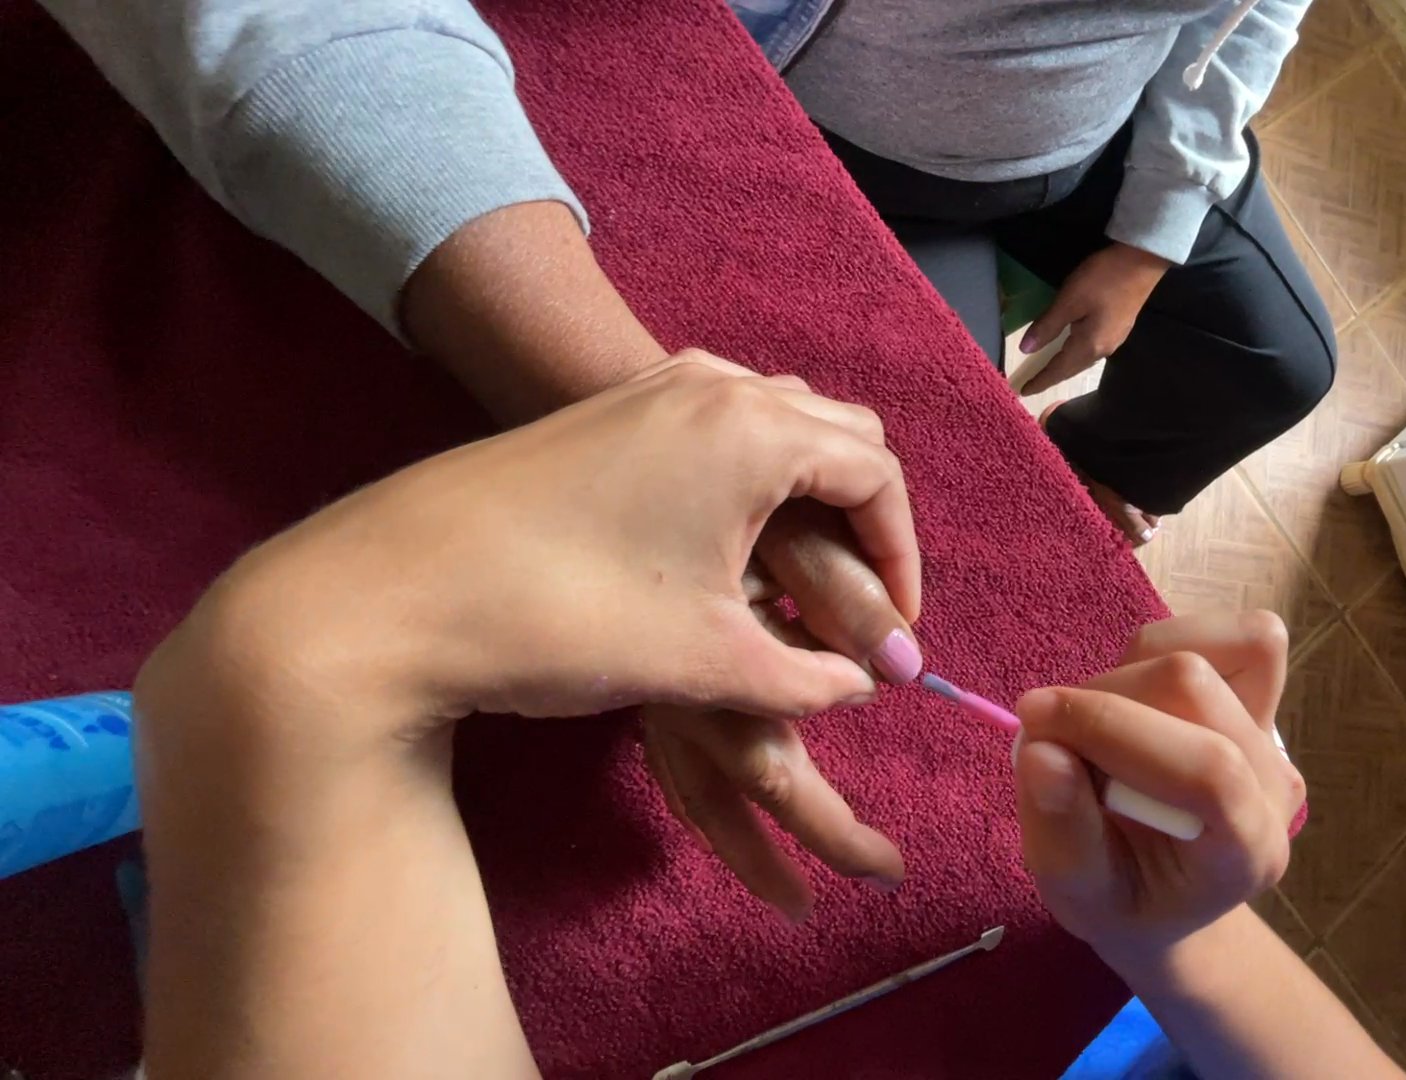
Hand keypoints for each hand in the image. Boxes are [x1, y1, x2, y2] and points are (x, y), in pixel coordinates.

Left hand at [208, 350, 919, 727]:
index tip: (901, 625)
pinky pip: (728, 422)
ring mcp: (662, 386)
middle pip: (845, 437)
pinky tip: (737, 535)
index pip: (879, 478)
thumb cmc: (567, 619)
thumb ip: (813, 678)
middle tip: (865, 596)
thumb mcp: (713, 662)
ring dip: (817, 493)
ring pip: (787, 423)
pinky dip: (762, 474)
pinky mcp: (619, 406)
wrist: (381, 596)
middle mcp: (719, 384)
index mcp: (756, 431)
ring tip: (806, 571)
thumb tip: (867, 685)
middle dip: (870, 518)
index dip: (904, 556)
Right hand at [641, 501, 916, 920]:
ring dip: (751, 852)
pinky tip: (743, 832)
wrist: (623, 465)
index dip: (836, 833)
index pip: (782, 782)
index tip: (891, 867)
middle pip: (747, 802)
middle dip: (809, 850)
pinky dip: (715, 811)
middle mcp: (682, 702)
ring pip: (703, 798)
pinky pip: (682, 770)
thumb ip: (847, 600)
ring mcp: (660, 698)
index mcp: (719, 677)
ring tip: (796, 903)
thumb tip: (902, 673)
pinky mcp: (652, 684)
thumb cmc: (714, 487)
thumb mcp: (790, 537)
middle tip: (871, 894)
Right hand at [1013, 611, 1303, 966]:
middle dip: (1102, 698)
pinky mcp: (1262, 696)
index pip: (1207, 768)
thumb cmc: (1119, 897)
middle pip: (1192, 685)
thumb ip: (1060, 830)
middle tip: (1059, 739)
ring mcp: (1273, 734)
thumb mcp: (1074, 892)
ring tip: (1101, 723)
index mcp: (1245, 849)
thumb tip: (1042, 751)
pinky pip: (1234, 635)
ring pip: (1206, 649)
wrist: (1164, 890)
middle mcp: (1275, 783)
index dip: (1112, 727)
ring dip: (1127, 669)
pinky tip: (1137, 694)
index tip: (1032, 719)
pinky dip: (1164, 646)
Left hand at [1018, 243, 1169, 395]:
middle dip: (1051, 378)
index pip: (1058, 370)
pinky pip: (1091, 352)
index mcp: (1088, 346)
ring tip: (1049, 372)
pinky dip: (1075, 357)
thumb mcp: (1069, 300)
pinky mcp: (1119, 329)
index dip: (1040, 381)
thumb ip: (1047, 326)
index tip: (1023, 391)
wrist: (1144, 260)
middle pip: (1071, 370)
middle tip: (1032, 385)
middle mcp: (1102, 350)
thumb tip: (1025, 349)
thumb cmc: (1103, 278)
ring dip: (1064, 369)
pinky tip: (1071, 352)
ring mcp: (1114, 340)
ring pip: (1082, 362)